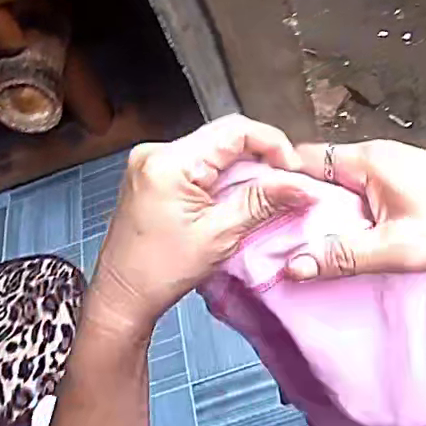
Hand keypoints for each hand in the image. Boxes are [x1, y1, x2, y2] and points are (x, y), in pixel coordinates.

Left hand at [90, 116, 316, 335]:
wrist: (122, 295)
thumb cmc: (161, 272)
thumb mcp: (219, 235)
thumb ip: (262, 202)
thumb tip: (302, 186)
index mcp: (169, 162)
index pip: (235, 130)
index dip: (273, 144)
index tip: (294, 171)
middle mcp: (155, 151)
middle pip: (223, 138)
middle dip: (260, 160)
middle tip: (284, 188)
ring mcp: (151, 161)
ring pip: (213, 151)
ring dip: (242, 170)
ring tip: (263, 197)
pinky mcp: (152, 174)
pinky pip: (197, 164)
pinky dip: (221, 179)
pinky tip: (234, 201)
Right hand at [284, 139, 425, 279]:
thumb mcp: (396, 248)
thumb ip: (342, 257)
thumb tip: (291, 267)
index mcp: (366, 160)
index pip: (302, 160)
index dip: (277, 182)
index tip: (258, 212)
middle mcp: (373, 155)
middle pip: (317, 171)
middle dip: (296, 200)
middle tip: (274, 233)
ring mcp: (388, 166)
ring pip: (337, 183)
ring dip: (321, 208)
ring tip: (301, 239)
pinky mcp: (400, 181)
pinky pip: (357, 191)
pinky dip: (343, 211)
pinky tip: (341, 236)